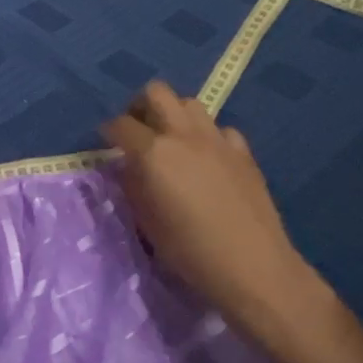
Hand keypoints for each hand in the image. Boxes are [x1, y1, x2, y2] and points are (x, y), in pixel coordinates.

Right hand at [102, 80, 311, 321]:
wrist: (255, 269)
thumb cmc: (192, 252)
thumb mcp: (147, 222)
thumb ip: (133, 185)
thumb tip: (129, 167)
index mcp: (153, 152)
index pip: (120, 124)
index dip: (109, 131)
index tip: (107, 144)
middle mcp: (182, 135)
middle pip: (156, 93)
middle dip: (141, 107)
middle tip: (140, 130)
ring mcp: (216, 141)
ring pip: (190, 104)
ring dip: (176, 116)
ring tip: (174, 141)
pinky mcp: (243, 153)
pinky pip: (222, 130)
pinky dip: (210, 138)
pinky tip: (209, 159)